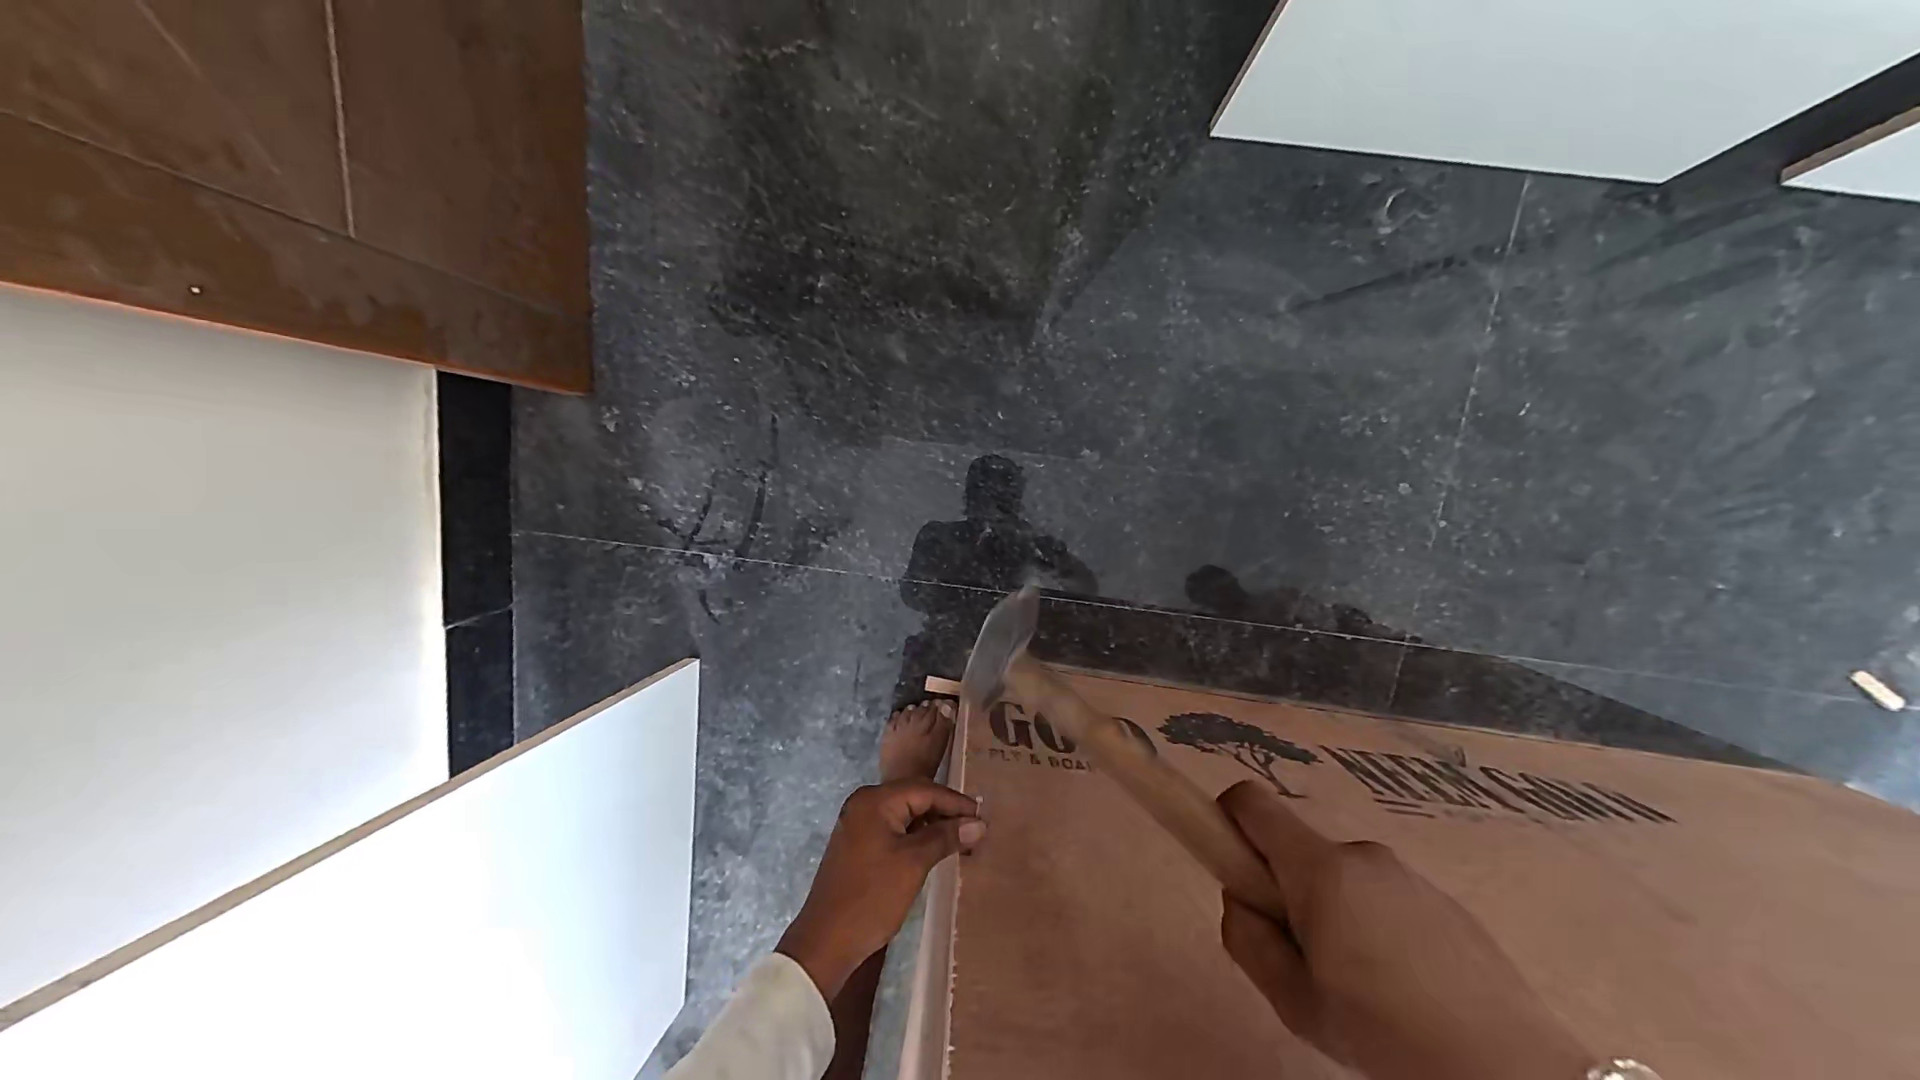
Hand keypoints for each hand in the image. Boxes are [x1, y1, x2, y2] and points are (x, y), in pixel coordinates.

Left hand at [777, 779, 985, 998]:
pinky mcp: (857, 842)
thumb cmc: (872, 896)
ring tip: (960, 840)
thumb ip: (946, 837)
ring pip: (904, 813)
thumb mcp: (914, 863)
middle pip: (914, 796)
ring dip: (931, 824)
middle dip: (945, 811)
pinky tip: (933, 849)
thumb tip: (979, 824)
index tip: (983, 817)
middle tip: (974, 828)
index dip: (955, 803)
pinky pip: (893, 827)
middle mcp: (864, 803)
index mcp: (875, 800)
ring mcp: (858, 822)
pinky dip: (915, 835)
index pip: (924, 790)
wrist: (826, 941)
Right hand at [1216, 781, 1590, 1079]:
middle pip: (1298, 850)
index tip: (1233, 865)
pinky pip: (1385, 897)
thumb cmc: (1384, 1030)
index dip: (1226, 818)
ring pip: (1343, 878)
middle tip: (1308, 957)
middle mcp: (1360, 854)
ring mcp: (1408, 874)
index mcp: (1318, 868)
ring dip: (1335, 911)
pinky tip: (1406, 986)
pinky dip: (1377, 925)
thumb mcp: (1293, 1000)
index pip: (1251, 802)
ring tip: (1365, 983)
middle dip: (1287, 888)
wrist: (1514, 1071)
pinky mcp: (1446, 900)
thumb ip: (1247, 938)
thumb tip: (1240, 899)